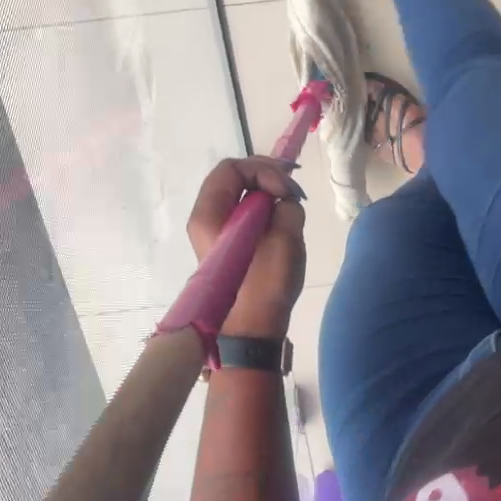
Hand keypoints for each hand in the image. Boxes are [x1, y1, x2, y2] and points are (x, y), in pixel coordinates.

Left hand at [188, 157, 306, 339]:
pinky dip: (264, 213)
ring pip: (241, 198)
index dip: (264, 170)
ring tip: (292, 208)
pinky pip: (244, 217)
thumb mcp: (285, 238)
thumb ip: (287, 207)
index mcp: (210, 214)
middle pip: (234, 179)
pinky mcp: (228, 247)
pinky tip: (283, 225)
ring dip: (268, 196)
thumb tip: (283, 204)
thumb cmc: (264, 285)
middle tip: (294, 193)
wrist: (251, 331)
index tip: (287, 191)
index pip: (232, 168)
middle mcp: (205, 219)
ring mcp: (215, 234)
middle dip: (267, 179)